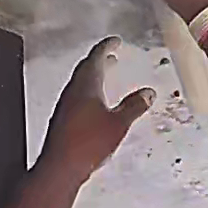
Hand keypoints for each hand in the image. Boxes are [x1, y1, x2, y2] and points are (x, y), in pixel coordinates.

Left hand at [39, 37, 155, 181]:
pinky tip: (96, 101)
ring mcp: (66, 103)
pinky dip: (89, 88)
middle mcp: (74, 89)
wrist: (60, 167)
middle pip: (86, 66)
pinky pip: (77, 94)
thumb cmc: (88, 143)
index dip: (106, 46)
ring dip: (95, 73)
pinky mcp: (63, 117)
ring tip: (107, 74)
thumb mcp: (118, 123)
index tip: (115, 41)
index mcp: (86, 84)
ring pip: (81, 80)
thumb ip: (134, 106)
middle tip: (112, 55)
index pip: (96, 56)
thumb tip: (148, 92)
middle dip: (100, 58)